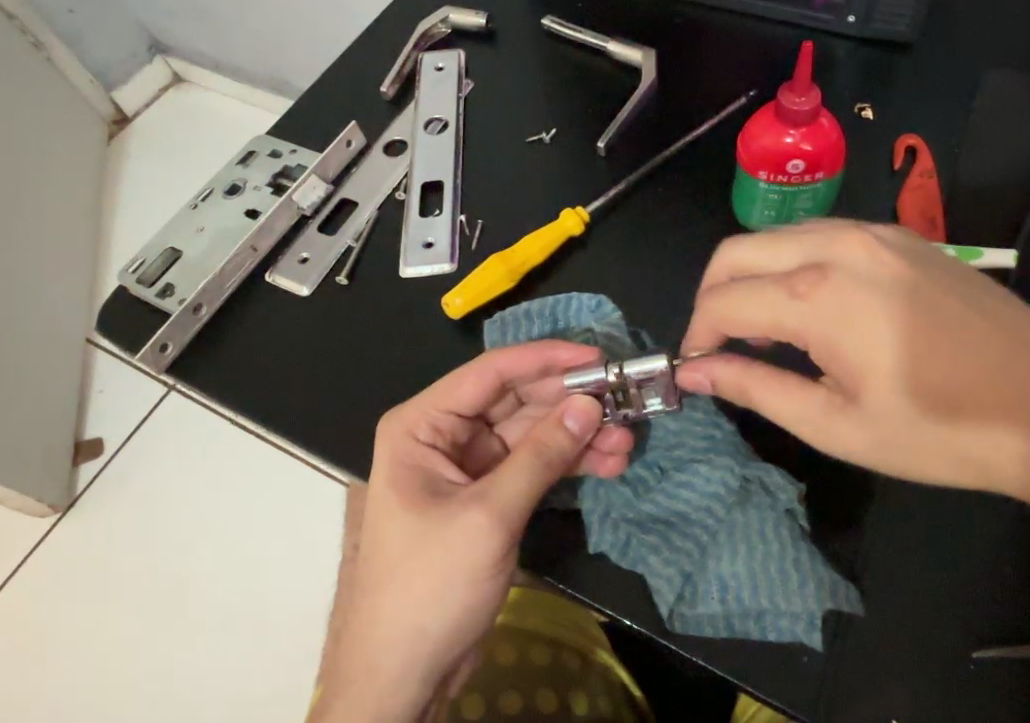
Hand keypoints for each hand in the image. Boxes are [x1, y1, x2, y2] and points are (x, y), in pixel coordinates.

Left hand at [315, 341, 634, 720]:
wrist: (403, 673)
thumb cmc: (430, 586)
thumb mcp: (489, 516)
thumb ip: (541, 455)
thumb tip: (589, 404)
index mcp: (423, 424)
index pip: (490, 373)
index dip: (545, 360)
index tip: (598, 357)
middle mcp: (443, 435)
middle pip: (515, 402)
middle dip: (569, 404)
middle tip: (624, 402)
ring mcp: (467, 468)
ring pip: (531, 435)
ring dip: (576, 437)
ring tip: (627, 442)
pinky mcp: (487, 499)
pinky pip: (532, 466)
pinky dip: (567, 465)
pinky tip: (607, 464)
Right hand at [675, 220, 1029, 502]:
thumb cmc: (939, 430)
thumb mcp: (837, 424)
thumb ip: (756, 387)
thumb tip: (696, 371)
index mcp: (816, 294)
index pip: (722, 300)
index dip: (696, 334)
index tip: (696, 367)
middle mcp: (837, 245)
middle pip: (737, 250)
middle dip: (712, 295)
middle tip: (719, 345)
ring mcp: (874, 233)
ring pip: (778, 236)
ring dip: (753, 275)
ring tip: (767, 331)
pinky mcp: (902, 236)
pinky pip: (822, 234)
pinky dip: (795, 262)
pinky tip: (816, 307)